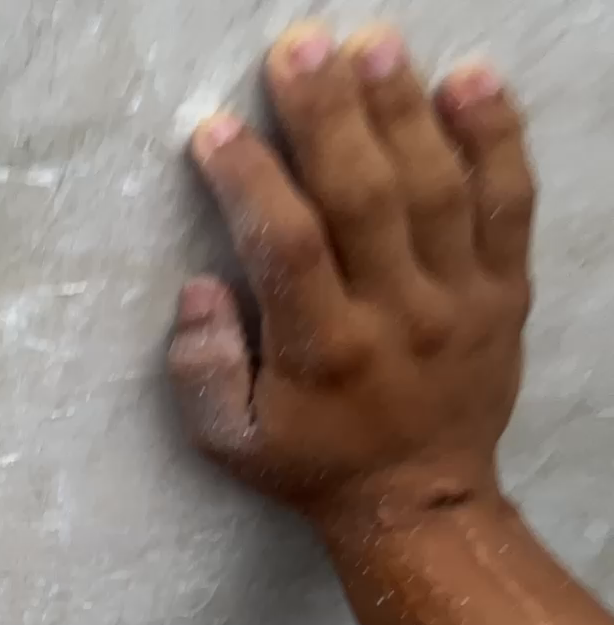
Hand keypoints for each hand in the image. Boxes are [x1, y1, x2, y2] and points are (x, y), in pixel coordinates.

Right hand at [169, 22, 534, 534]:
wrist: (417, 495)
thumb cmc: (303, 464)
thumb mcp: (225, 439)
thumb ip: (203, 369)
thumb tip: (202, 288)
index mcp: (321, 347)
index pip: (286, 244)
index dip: (249, 181)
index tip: (214, 132)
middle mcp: (398, 308)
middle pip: (365, 193)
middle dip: (326, 115)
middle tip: (297, 48)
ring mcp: (462, 291)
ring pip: (436, 182)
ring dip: (401, 106)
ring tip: (368, 43)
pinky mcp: (505, 284)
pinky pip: (508, 198)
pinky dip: (494, 133)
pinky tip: (467, 80)